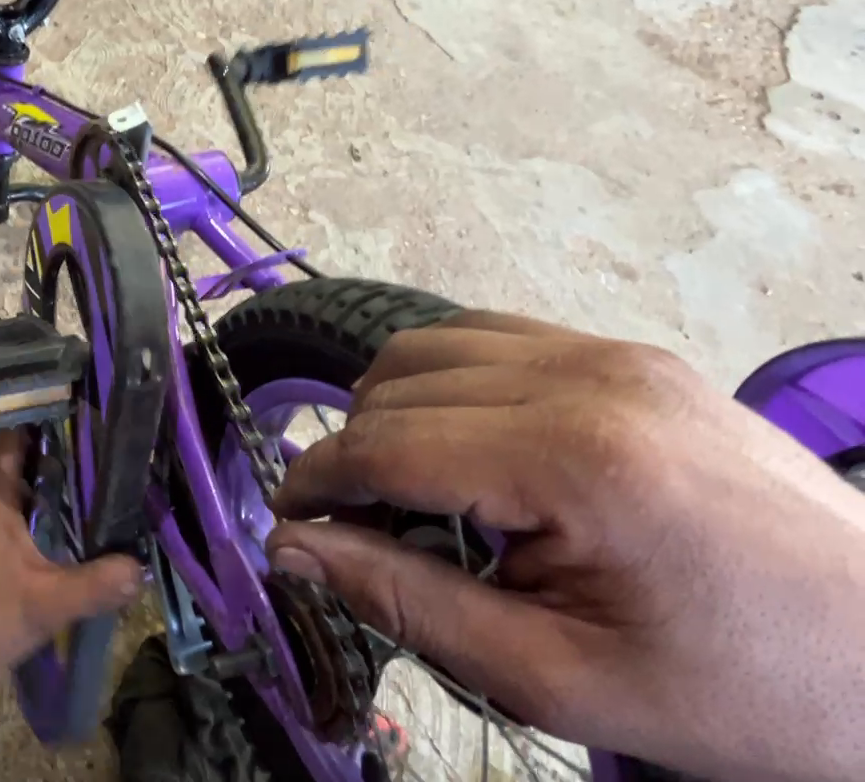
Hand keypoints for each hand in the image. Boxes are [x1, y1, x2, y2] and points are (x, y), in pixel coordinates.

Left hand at [0, 431, 141, 781]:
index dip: (35, 397)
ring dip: (29, 448)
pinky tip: (53, 497)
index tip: (73, 382)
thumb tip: (141, 565)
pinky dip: (21, 476)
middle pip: (0, 432)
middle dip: (37, 418)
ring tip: (80, 446)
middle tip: (86, 412)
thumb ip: (96, 584)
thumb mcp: (44, 606)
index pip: (4, 421)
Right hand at [266, 313, 864, 781]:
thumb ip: (403, 600)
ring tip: (408, 480)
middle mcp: (586, 378)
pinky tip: (460, 438)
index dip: (315, 481)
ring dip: (388, 408)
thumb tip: (286, 547)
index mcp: (575, 460)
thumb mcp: (555, 678)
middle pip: (394, 387)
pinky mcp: (626, 352)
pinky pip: (482, 335)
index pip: (384, 443)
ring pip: (426, 346)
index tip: (290, 525)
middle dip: (351, 453)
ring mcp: (611, 352)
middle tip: (362, 525)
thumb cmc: (739, 691)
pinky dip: (439, 379)